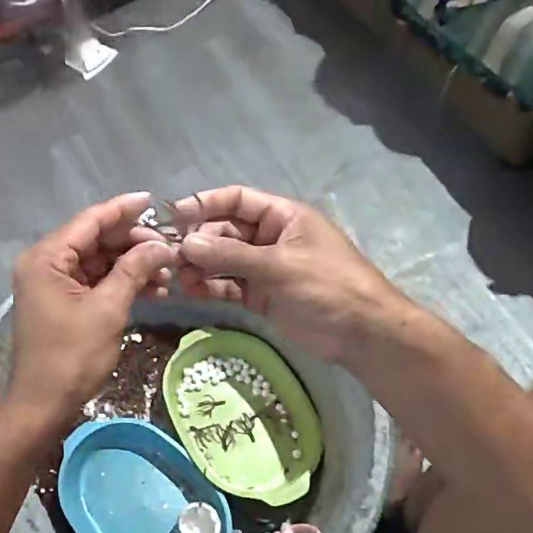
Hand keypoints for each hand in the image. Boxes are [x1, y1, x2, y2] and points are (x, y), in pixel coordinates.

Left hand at [5, 192, 175, 427]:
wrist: (44, 404)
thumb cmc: (71, 356)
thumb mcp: (107, 309)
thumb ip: (134, 270)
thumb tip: (163, 246)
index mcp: (46, 259)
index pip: (89, 221)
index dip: (123, 210)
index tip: (155, 201)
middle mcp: (44, 264)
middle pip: (94, 240)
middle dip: (133, 243)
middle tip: (170, 248)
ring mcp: (51, 285)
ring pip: (97, 263)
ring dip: (131, 266)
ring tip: (168, 273)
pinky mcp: (61, 304)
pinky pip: (94, 284)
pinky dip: (120, 285)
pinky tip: (153, 290)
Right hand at [170, 185, 415, 362]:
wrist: (360, 332)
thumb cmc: (327, 286)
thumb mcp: (279, 265)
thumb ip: (231, 255)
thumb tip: (186, 244)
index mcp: (283, 217)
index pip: (238, 200)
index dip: (206, 204)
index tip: (175, 216)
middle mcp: (271, 238)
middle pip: (225, 231)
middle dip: (199, 241)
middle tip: (171, 256)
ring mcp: (264, 268)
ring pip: (223, 260)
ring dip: (200, 266)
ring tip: (177, 276)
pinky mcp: (260, 295)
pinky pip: (228, 285)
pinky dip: (210, 287)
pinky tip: (190, 291)